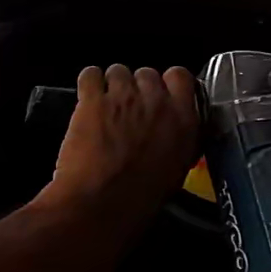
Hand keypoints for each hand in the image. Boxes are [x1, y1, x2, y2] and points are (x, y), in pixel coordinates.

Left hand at [28, 64, 199, 264]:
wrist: (101, 201)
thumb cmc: (141, 196)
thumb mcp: (176, 168)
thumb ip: (177, 139)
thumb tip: (171, 129)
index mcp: (184, 120)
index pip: (181, 76)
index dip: (165, 82)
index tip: (155, 93)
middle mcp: (156, 102)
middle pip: (147, 73)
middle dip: (136, 86)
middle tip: (126, 105)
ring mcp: (123, 97)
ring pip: (118, 70)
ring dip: (111, 84)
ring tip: (103, 103)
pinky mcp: (92, 99)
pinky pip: (90, 74)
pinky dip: (88, 81)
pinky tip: (86, 94)